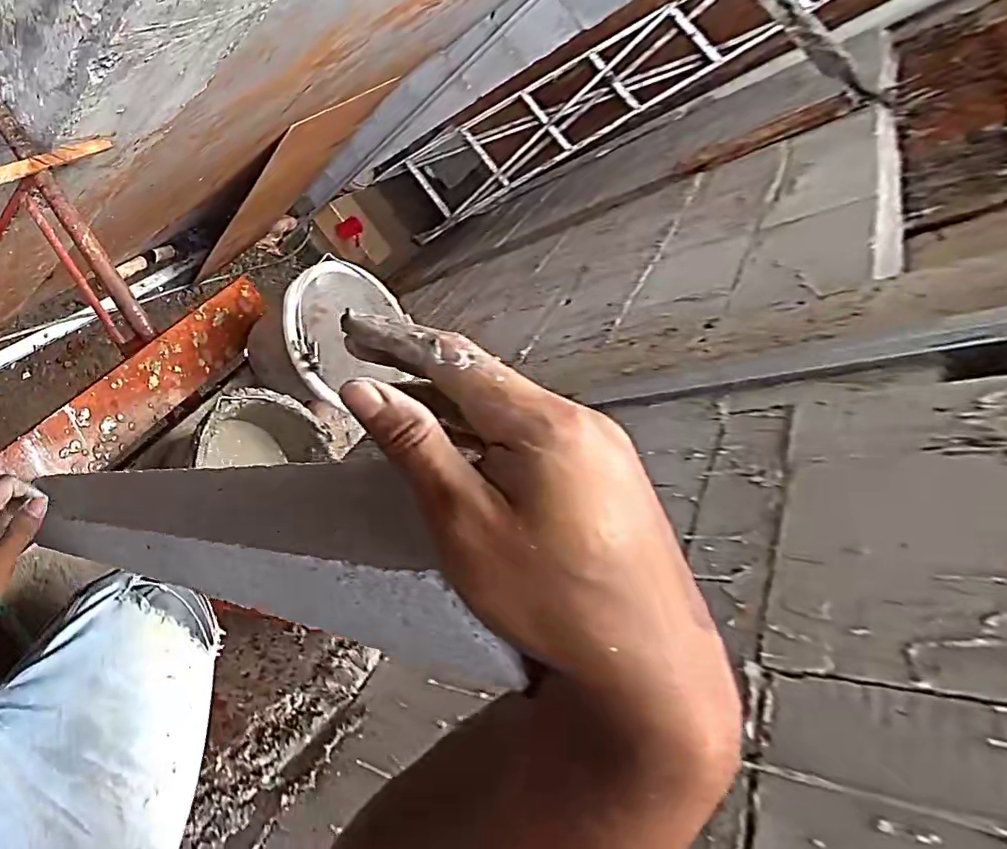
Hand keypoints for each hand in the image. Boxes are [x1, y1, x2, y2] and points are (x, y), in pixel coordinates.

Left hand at [0, 476, 45, 629]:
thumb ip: (23, 527)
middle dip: (20, 496)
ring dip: (12, 510)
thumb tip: (38, 504)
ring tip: (28, 528)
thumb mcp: (4, 557)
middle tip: (37, 513)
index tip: (41, 505)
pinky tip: (12, 541)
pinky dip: (1, 522)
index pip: (7, 483)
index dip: (28, 490)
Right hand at [340, 314, 736, 737]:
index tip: (356, 332)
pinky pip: (523, 430)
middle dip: (416, 366)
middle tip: (365, 359)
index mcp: (545, 425)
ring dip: (443, 399)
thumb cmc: (551, 601)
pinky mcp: (600, 474)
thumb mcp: (462, 519)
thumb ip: (412, 443)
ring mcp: (596, 448)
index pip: (454, 360)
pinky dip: (475, 427)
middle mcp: (579, 422)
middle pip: (480, 376)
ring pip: (500, 404)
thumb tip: (363, 389)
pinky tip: (451, 444)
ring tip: (394, 403)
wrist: (651, 675)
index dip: (397, 342)